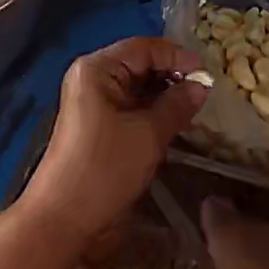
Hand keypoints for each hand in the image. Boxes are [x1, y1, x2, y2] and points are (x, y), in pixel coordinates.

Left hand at [19, 37, 208, 242]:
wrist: (61, 221)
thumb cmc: (104, 170)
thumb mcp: (147, 135)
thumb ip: (177, 105)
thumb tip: (202, 85)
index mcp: (97, 68)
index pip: (143, 48)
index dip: (176, 55)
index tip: (206, 70)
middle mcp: (91, 76)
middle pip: (138, 63)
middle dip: (171, 74)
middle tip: (203, 88)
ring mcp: (91, 98)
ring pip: (135, 84)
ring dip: (163, 93)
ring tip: (193, 104)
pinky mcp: (95, 120)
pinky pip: (129, 103)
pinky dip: (151, 108)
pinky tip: (173, 119)